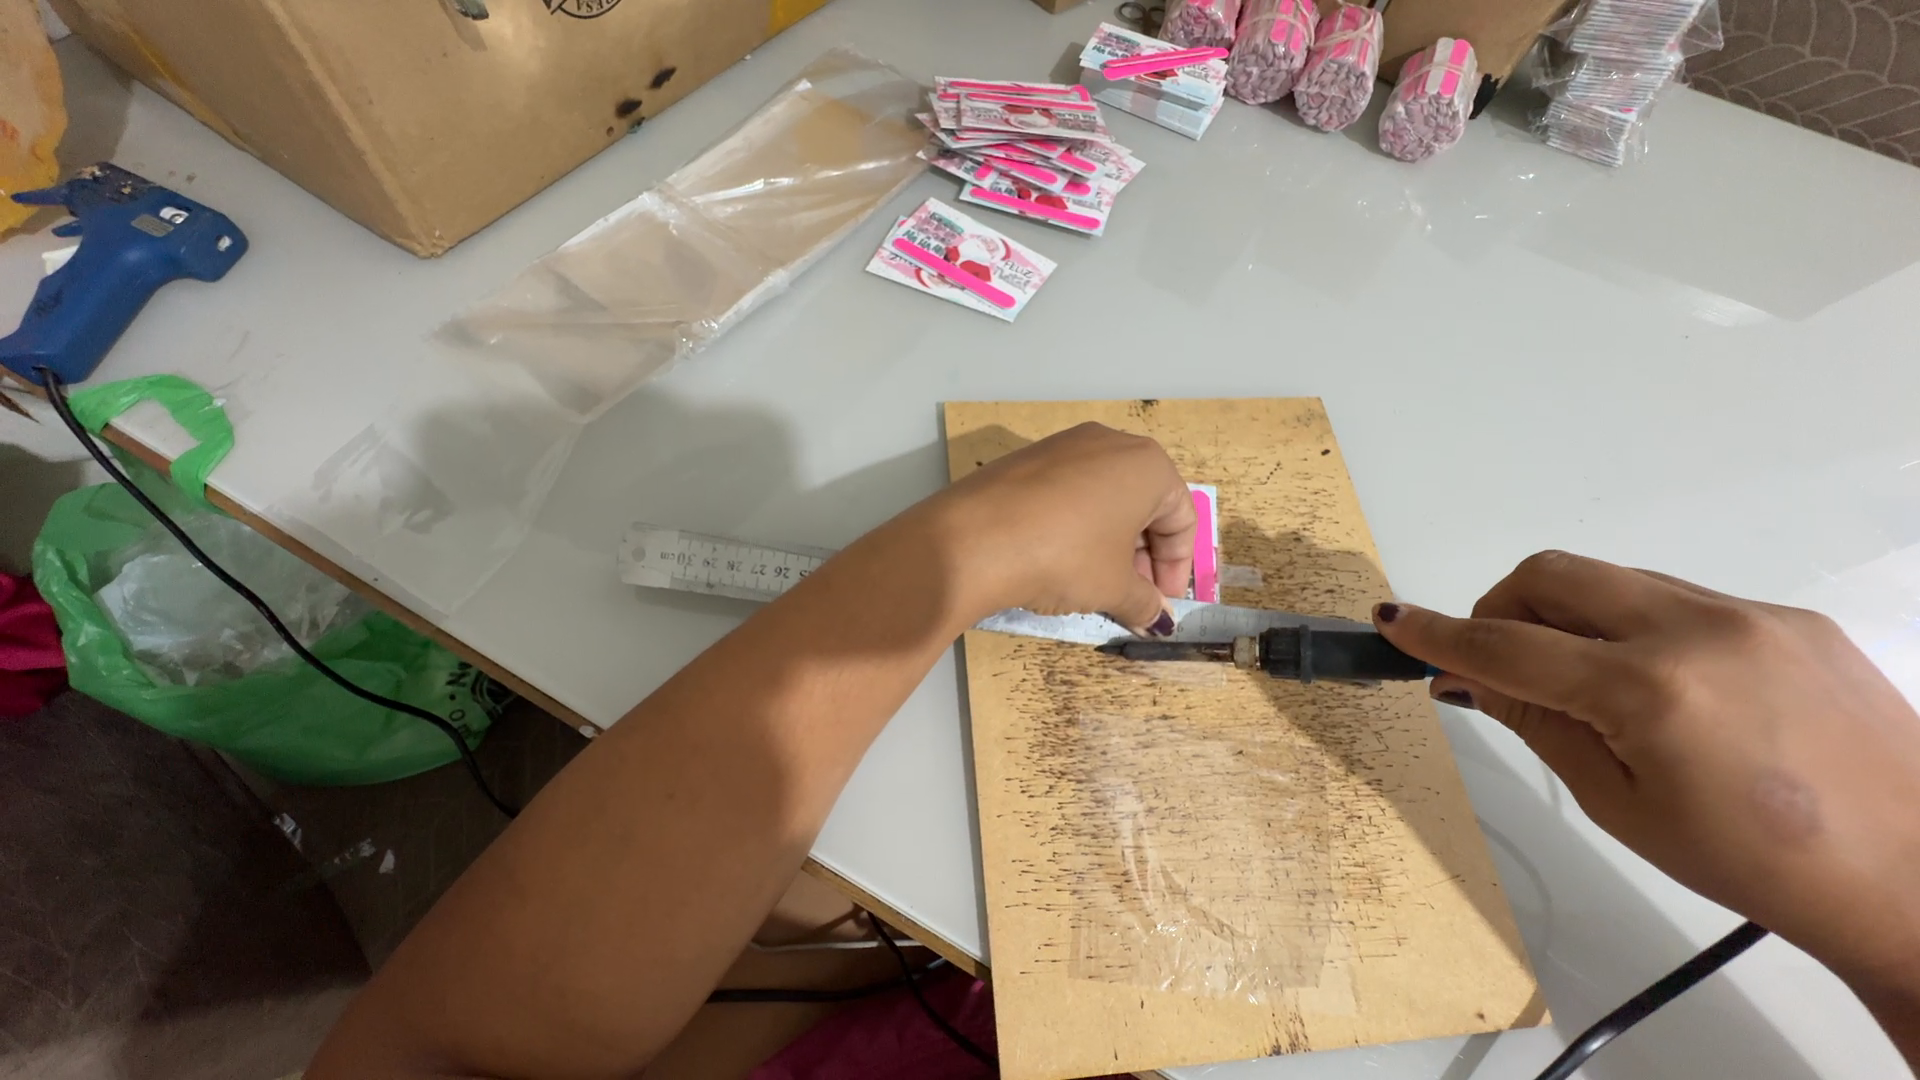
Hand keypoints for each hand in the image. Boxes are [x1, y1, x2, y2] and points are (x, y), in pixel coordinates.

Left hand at [921, 422, 1194, 634]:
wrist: (972, 540)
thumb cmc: (1063, 557)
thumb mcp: (1112, 587)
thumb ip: (1144, 602)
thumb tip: (1158, 618)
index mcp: (1147, 464)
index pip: (1181, 519)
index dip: (1177, 568)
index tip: (1163, 603)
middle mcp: (1109, 442)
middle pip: (1143, 505)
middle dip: (1143, 556)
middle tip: (1132, 597)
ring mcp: (1064, 446)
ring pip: (1104, 498)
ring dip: (1110, 543)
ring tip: (1095, 584)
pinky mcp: (1026, 459)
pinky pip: (1068, 494)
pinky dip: (1075, 526)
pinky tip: (1059, 561)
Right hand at [1374, 551, 1919, 981]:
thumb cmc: (1749, 862)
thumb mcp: (1616, 800)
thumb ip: (1531, 720)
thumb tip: (1460, 676)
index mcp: (1650, 691)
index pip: (1507, 644)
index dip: (1437, 632)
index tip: (1390, 618)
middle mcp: (1699, 630)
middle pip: (1551, 574)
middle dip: (1501, 606)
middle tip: (1499, 660)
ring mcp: (1752, 615)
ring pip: (1609, 580)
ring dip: (1564, 615)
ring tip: (1583, 679)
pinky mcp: (1789, 618)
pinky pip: (1671, 597)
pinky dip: (1627, 625)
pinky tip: (1660, 683)